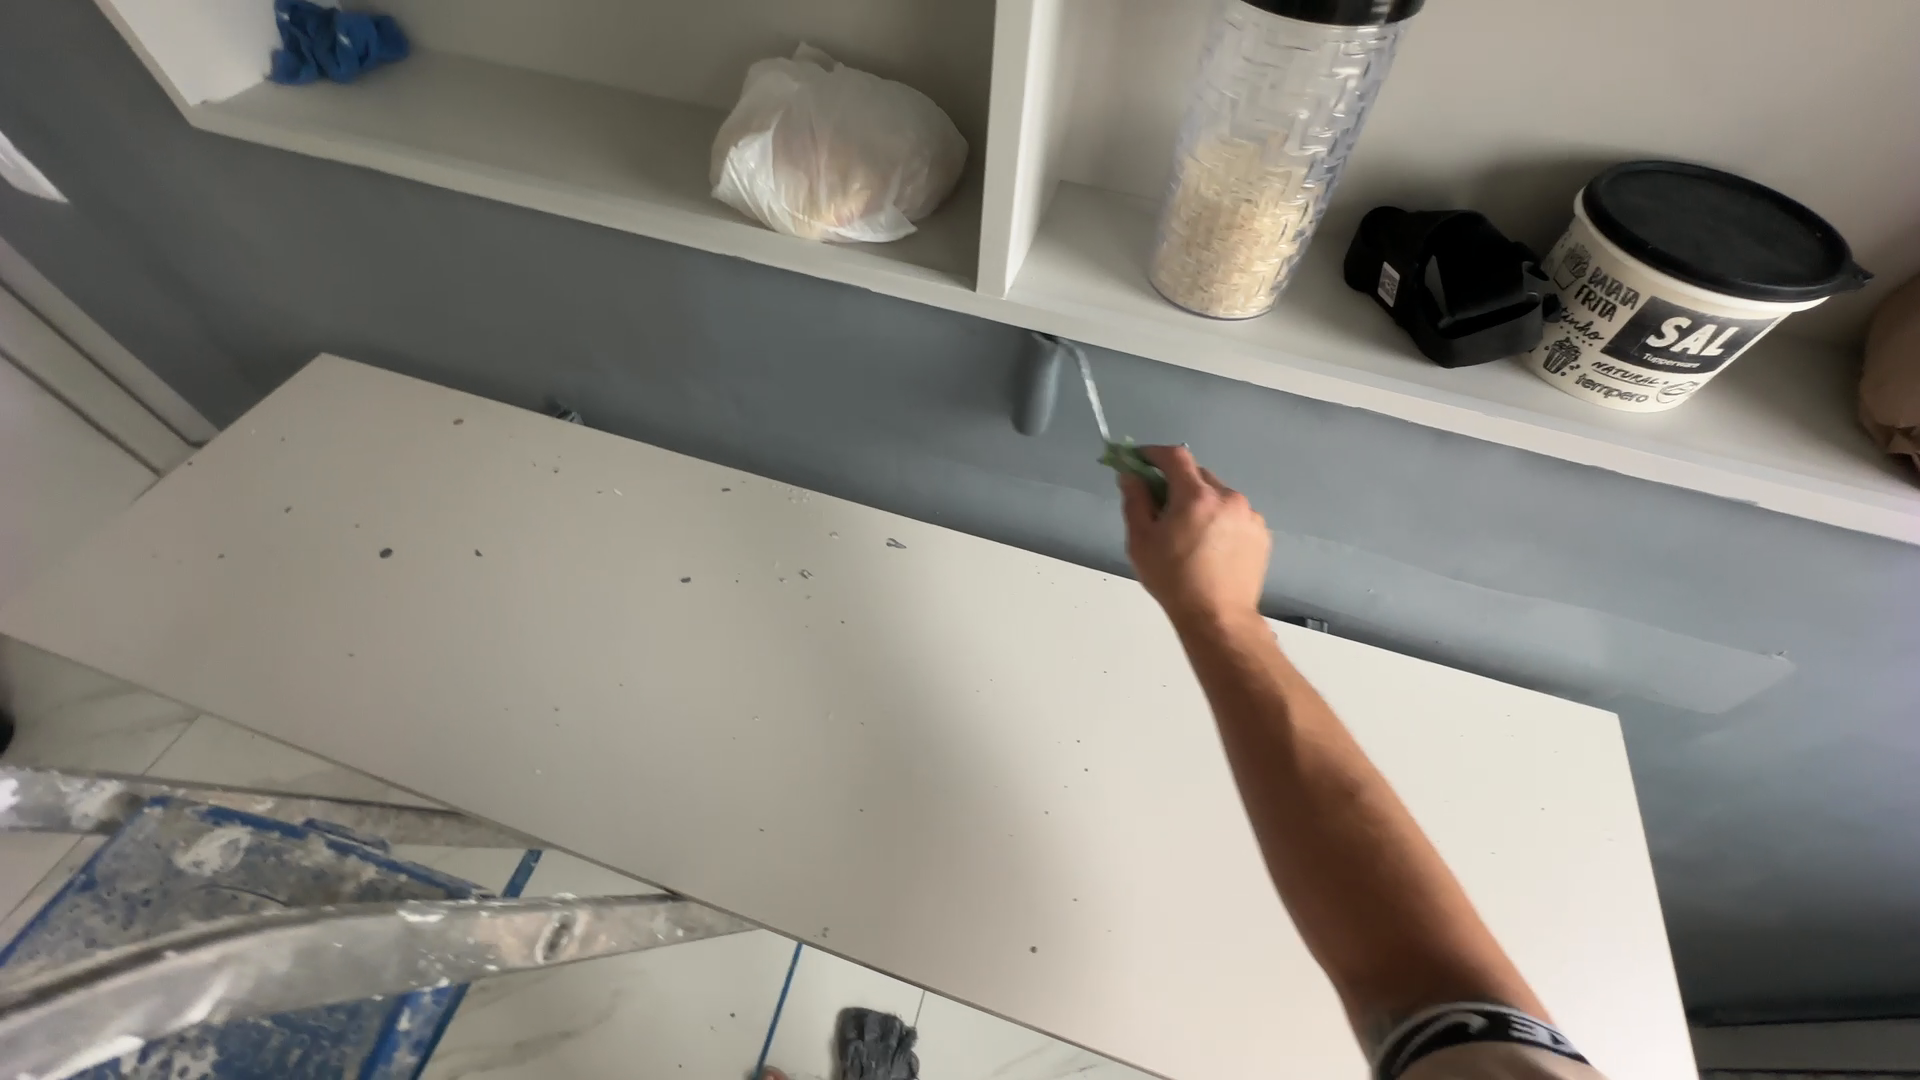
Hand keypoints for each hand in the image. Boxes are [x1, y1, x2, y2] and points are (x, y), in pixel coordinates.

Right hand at [1119, 446, 1270, 629]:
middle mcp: (1227, 497)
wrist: (1218, 617)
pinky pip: (1234, 514)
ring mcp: (1249, 515)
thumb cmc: (1173, 580)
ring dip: (1200, 502)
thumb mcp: (1141, 541)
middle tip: (1161, 505)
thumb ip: (1135, 501)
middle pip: (1197, 475)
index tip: (1139, 460)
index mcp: (1196, 496)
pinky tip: (1210, 546)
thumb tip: (1131, 476)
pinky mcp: (1261, 533)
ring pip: (1218, 495)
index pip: (1175, 457)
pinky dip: (1219, 519)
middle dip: (1177, 482)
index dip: (1154, 453)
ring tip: (1188, 533)